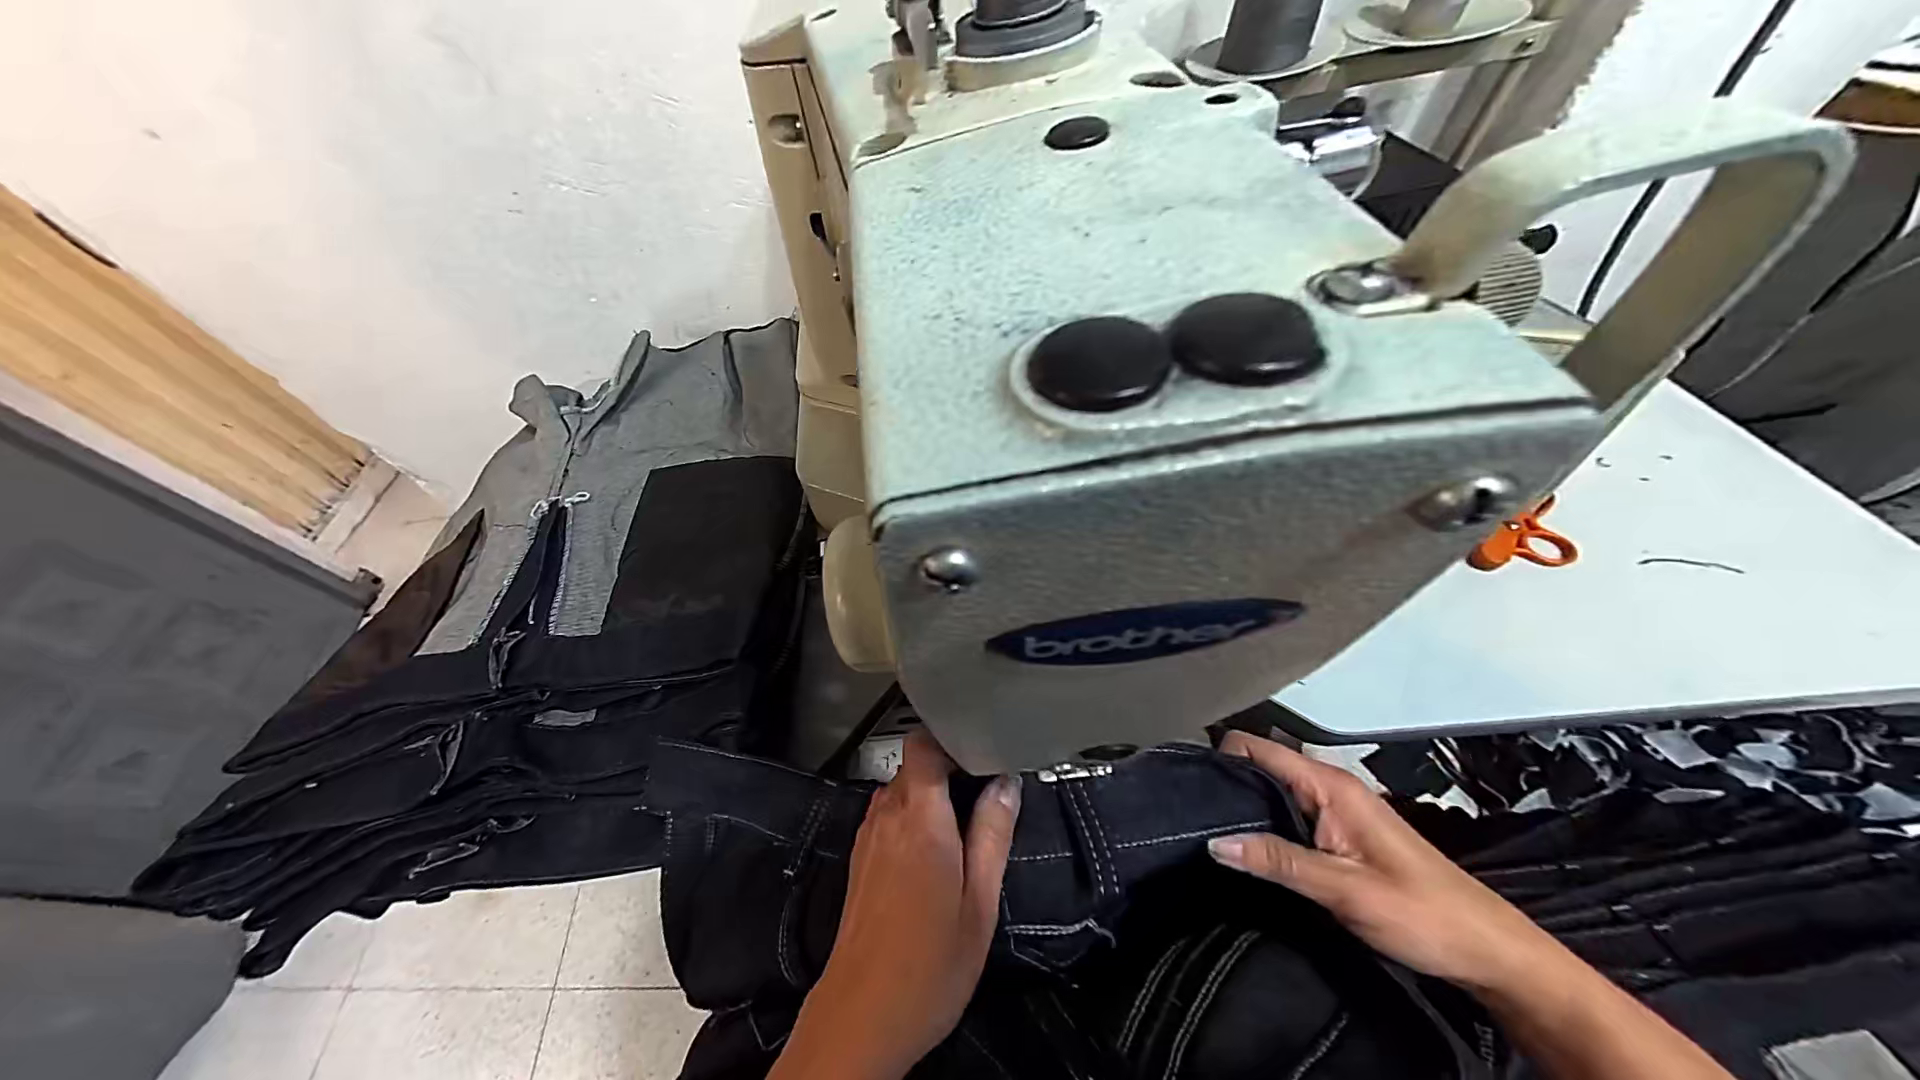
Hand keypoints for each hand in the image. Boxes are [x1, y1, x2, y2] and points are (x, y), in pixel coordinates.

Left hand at [770, 729, 1021, 1079]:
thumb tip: (1006, 785)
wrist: (862, 1015)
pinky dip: (913, 818)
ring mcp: (867, 837)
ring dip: (931, 797)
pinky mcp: (860, 858)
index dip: (950, 736)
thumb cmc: (929, 963)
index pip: (922, 744)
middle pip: (915, 766)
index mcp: (919, 817)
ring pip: (901, 790)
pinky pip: (889, 816)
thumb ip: (993, 834)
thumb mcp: (980, 902)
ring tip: (965, 824)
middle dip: (950, 771)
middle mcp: (886, 816)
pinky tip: (935, 853)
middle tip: (986, 792)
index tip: (982, 750)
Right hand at [1208, 730, 1566, 992]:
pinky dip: (1264, 824)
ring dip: (1245, 806)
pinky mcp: (1339, 833)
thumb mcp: (1344, 890)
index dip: (1221, 757)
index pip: (1257, 747)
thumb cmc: (1426, 915)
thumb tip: (1216, 842)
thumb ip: (1277, 861)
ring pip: (1272, 791)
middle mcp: (1331, 787)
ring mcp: (1336, 810)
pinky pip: (1288, 813)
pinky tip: (1250, 849)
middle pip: (1260, 766)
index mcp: (1331, 786)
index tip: (1190, 783)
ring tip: (1211, 831)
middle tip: (1192, 814)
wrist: (1490, 952)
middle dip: (1227, 783)